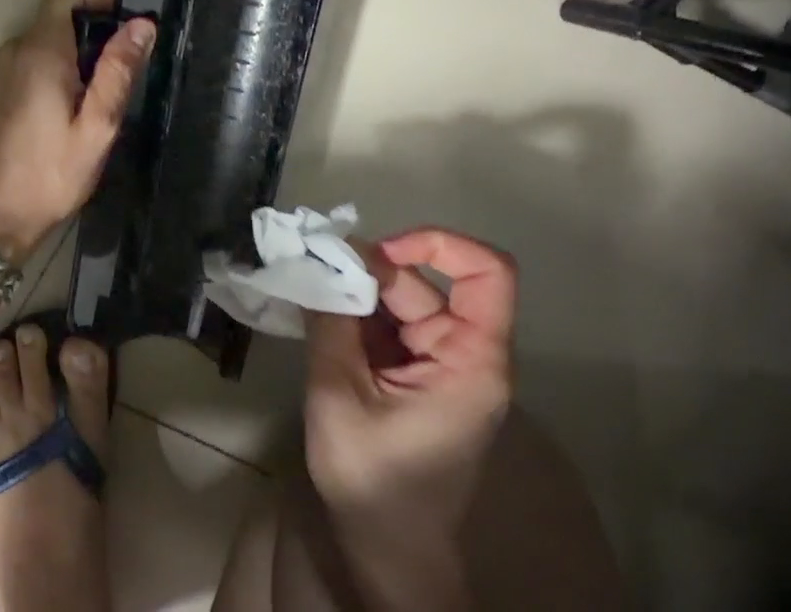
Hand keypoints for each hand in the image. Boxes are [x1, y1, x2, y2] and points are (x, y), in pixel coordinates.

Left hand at [0, 0, 154, 261]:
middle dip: (98, 29)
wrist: (6, 211)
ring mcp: (8, 67)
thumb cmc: (55, 172)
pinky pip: (40, 56)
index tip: (128, 23)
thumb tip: (142, 24)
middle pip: (61, 12)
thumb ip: (118, 70)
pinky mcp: (6, 85)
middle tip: (125, 70)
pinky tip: (80, 105)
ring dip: (83, 51)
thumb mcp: (98, 125)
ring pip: (52, 35)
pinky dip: (65, 65)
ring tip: (106, 94)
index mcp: (40, 51)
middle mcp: (18, 49)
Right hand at [302, 229, 515, 541]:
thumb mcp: (339, 395)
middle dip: (368, 272)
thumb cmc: (373, 478)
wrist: (387, 544)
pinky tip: (314, 313)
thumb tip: (321, 262)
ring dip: (353, 293)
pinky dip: (352, 315)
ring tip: (303, 291)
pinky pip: (387, 326)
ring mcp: (438, 363)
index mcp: (471, 362)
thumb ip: (332, 324)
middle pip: (425, 285)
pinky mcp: (414, 374)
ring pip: (400, 303)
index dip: (438, 245)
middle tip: (309, 270)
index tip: (376, 253)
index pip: (486, 275)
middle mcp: (464, 353)